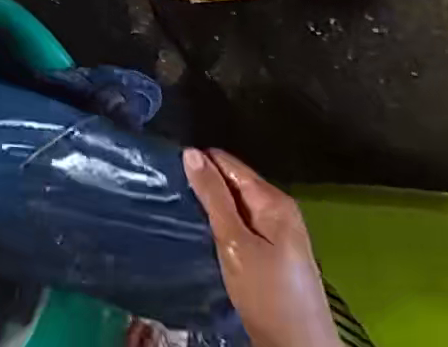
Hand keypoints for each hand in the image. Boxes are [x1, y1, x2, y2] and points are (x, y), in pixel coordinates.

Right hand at [184, 148, 339, 346]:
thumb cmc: (268, 296)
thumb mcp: (235, 243)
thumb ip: (213, 197)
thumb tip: (191, 152)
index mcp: (273, 200)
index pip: (227, 163)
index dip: (199, 165)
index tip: (169, 174)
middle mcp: (278, 209)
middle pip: (232, 182)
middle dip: (205, 187)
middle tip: (171, 197)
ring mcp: (278, 233)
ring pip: (235, 206)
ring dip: (212, 209)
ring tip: (180, 212)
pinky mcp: (273, 255)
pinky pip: (241, 226)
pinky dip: (223, 227)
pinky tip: (204, 236)